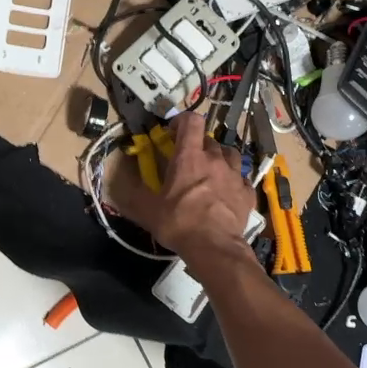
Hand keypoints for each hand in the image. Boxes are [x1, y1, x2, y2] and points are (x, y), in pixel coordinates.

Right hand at [108, 111, 256, 261]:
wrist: (214, 247)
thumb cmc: (178, 223)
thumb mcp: (147, 209)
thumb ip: (133, 193)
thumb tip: (119, 184)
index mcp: (189, 157)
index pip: (191, 121)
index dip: (182, 120)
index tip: (172, 132)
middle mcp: (215, 160)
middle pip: (209, 139)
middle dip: (197, 145)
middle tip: (187, 161)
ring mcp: (235, 175)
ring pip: (230, 154)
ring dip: (219, 158)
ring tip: (210, 172)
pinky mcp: (247, 192)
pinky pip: (241, 178)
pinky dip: (233, 180)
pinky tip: (226, 192)